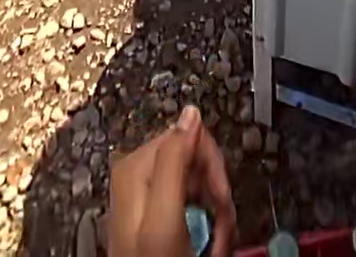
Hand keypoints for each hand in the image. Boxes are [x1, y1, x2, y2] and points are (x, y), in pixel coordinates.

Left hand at [108, 107, 235, 256]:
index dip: (212, 166)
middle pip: (195, 159)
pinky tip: (208, 246)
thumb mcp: (164, 219)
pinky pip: (195, 204)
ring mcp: (149, 195)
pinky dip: (209, 225)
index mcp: (135, 166)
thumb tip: (190, 112)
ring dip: (216, 214)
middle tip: (219, 229)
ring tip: (214, 244)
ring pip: (200, 183)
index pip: (188, 135)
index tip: (219, 201)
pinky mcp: (159, 215)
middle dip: (216, 193)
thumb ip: (174, 160)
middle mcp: (139, 174)